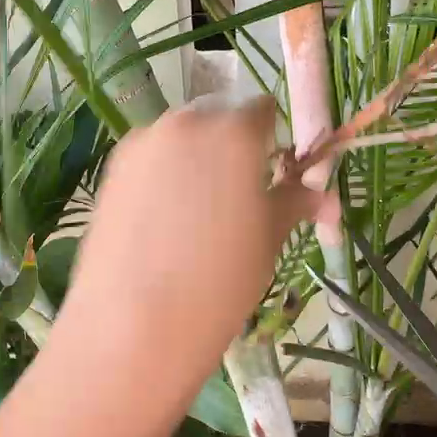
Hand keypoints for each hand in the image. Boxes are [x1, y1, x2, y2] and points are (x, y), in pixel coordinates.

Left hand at [57, 97, 328, 372]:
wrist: (132, 327)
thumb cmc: (217, 285)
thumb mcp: (268, 241)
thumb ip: (294, 202)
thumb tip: (324, 194)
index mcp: (234, 131)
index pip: (263, 110)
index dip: (273, 138)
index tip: (275, 171)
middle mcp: (186, 122)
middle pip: (219, 117)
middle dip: (233, 145)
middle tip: (241, 195)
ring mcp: (143, 142)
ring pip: (182, 136)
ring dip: (197, 156)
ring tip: (200, 213)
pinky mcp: (112, 166)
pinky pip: (151, 155)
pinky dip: (164, 172)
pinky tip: (164, 220)